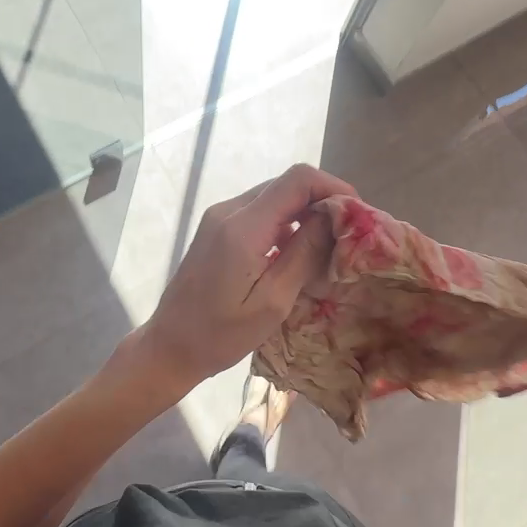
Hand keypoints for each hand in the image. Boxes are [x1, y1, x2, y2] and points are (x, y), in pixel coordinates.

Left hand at [132, 164, 354, 389]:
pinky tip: (297, 254)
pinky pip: (260, 213)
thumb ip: (304, 253)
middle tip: (348, 236)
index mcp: (243, 226)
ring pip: (274, 197)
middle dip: (323, 202)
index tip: (358, 216)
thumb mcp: (273, 301)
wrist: (169, 346)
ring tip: (328, 248)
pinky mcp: (217, 229)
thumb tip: (335, 216)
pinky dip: (284, 224)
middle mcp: (229, 210)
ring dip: (304, 214)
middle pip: (287, 185)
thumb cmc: (221, 334)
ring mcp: (220, 218)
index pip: (298, 180)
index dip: (334, 188)